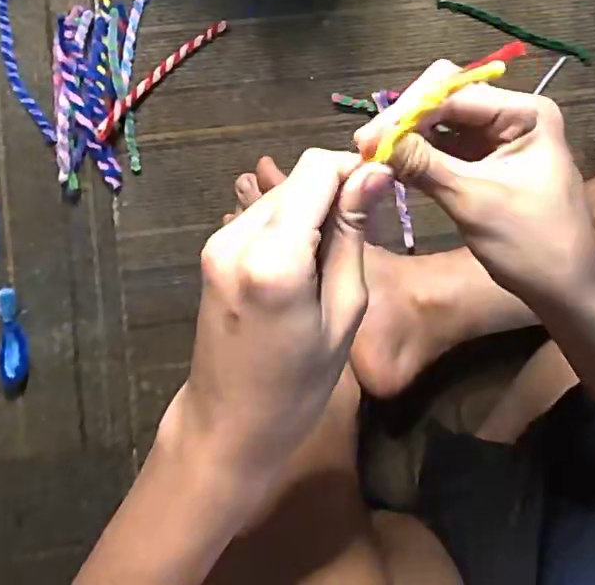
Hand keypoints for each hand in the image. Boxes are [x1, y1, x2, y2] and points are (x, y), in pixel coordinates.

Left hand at [162, 149, 388, 501]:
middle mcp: (236, 236)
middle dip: (336, 188)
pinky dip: (293, 220)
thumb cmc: (298, 386)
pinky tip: (307, 256)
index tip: (382, 187)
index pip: (315, 170)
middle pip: (298, 178)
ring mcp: (218, 239)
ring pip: (281, 192)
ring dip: (315, 204)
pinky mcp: (213, 247)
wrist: (226, 427)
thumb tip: (374, 172)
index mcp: (273, 257)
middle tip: (365, 226)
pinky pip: (263, 213)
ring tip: (335, 250)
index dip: (352, 167)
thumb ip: (352, 232)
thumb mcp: (344, 310)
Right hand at [354, 61, 594, 310]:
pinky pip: (444, 143)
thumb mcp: (474, 200)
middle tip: (367, 143)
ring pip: (440, 120)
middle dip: (405, 118)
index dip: (408, 111)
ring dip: (408, 134)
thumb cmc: (533, 243)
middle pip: (445, 98)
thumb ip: (423, 163)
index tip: (369, 137)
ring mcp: (497, 136)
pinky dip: (418, 152)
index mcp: (524, 112)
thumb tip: (371, 141)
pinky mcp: (484, 158)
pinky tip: (391, 162)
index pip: (455, 93)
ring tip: (371, 152)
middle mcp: (511, 114)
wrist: (568, 290)